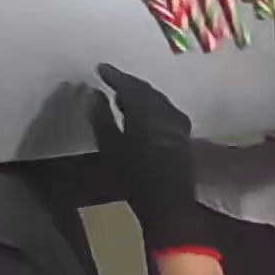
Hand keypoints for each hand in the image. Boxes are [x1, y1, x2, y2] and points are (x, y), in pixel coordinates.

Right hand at [88, 63, 214, 258]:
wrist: (169, 205)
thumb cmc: (133, 178)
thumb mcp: (109, 147)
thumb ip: (101, 117)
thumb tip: (91, 93)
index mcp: (146, 112)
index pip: (129, 86)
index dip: (114, 75)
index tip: (100, 68)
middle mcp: (166, 113)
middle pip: (147, 90)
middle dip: (129, 82)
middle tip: (112, 78)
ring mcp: (178, 124)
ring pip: (159, 99)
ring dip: (142, 92)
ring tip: (127, 92)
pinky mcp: (183, 135)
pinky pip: (166, 109)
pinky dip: (153, 104)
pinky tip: (147, 110)